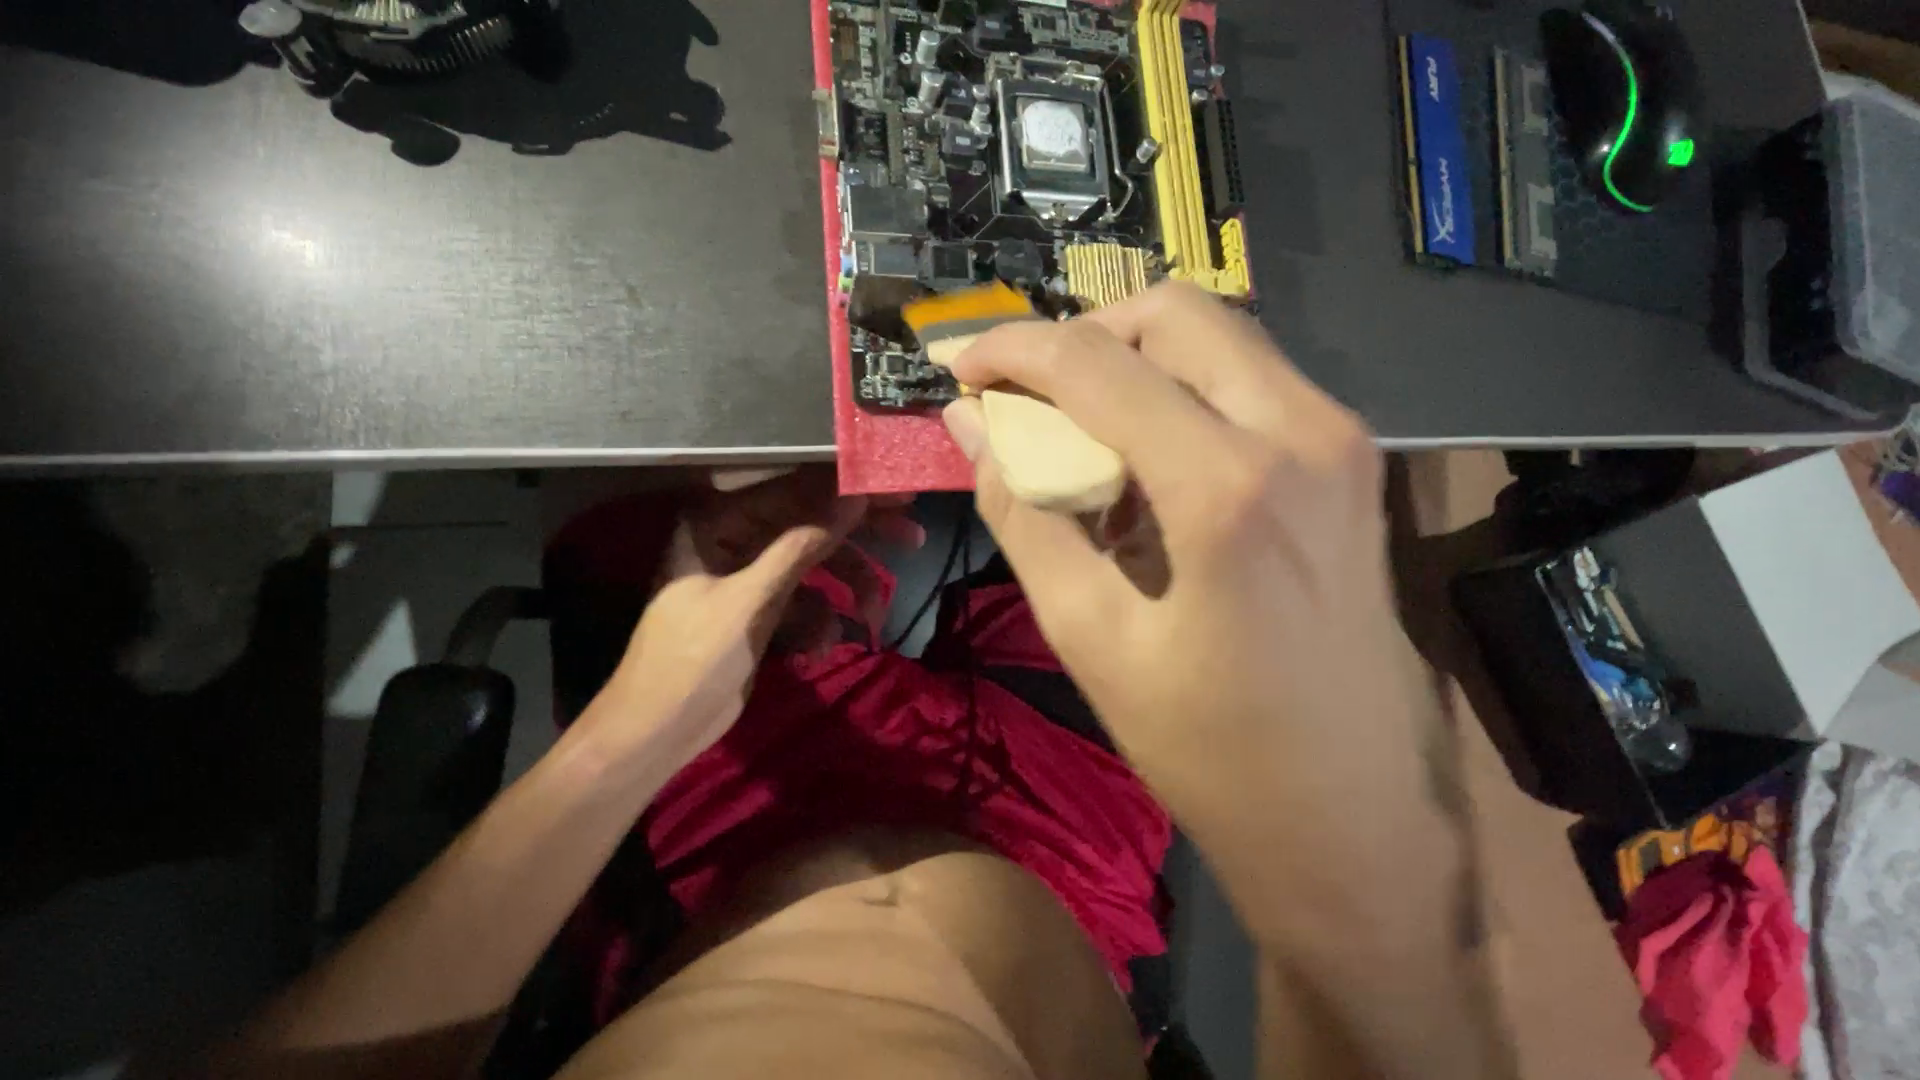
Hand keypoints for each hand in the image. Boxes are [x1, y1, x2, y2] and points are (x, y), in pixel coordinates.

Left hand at [600, 468, 918, 770]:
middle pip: (810, 525)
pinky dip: (820, 622)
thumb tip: (853, 497)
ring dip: (846, 592)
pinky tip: (819, 649)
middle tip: (913, 537)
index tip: (897, 492)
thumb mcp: (751, 599)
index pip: (794, 490)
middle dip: (859, 540)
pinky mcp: (762, 610)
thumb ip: (802, 544)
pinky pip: (806, 602)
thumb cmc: (693, 658)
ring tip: (871, 618)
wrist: (659, 732)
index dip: (848, 490)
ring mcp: (750, 576)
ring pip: (815, 567)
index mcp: (718, 522)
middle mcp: (734, 539)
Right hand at [942, 283, 1450, 932]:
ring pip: (1223, 337)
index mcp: (1225, 484)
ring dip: (1137, 361)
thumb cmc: (1208, 746)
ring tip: (1083, 430)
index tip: (962, 369)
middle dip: (1084, 336)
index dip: (1012, 350)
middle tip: (1028, 397)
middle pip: (1174, 312)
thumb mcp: (1088, 633)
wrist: (1351, 814)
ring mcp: (1343, 440)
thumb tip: (969, 424)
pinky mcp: (1356, 463)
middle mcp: (1299, 431)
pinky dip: (1187, 392)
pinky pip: (1256, 382)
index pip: (1094, 363)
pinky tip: (1152, 461)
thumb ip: (1022, 510)